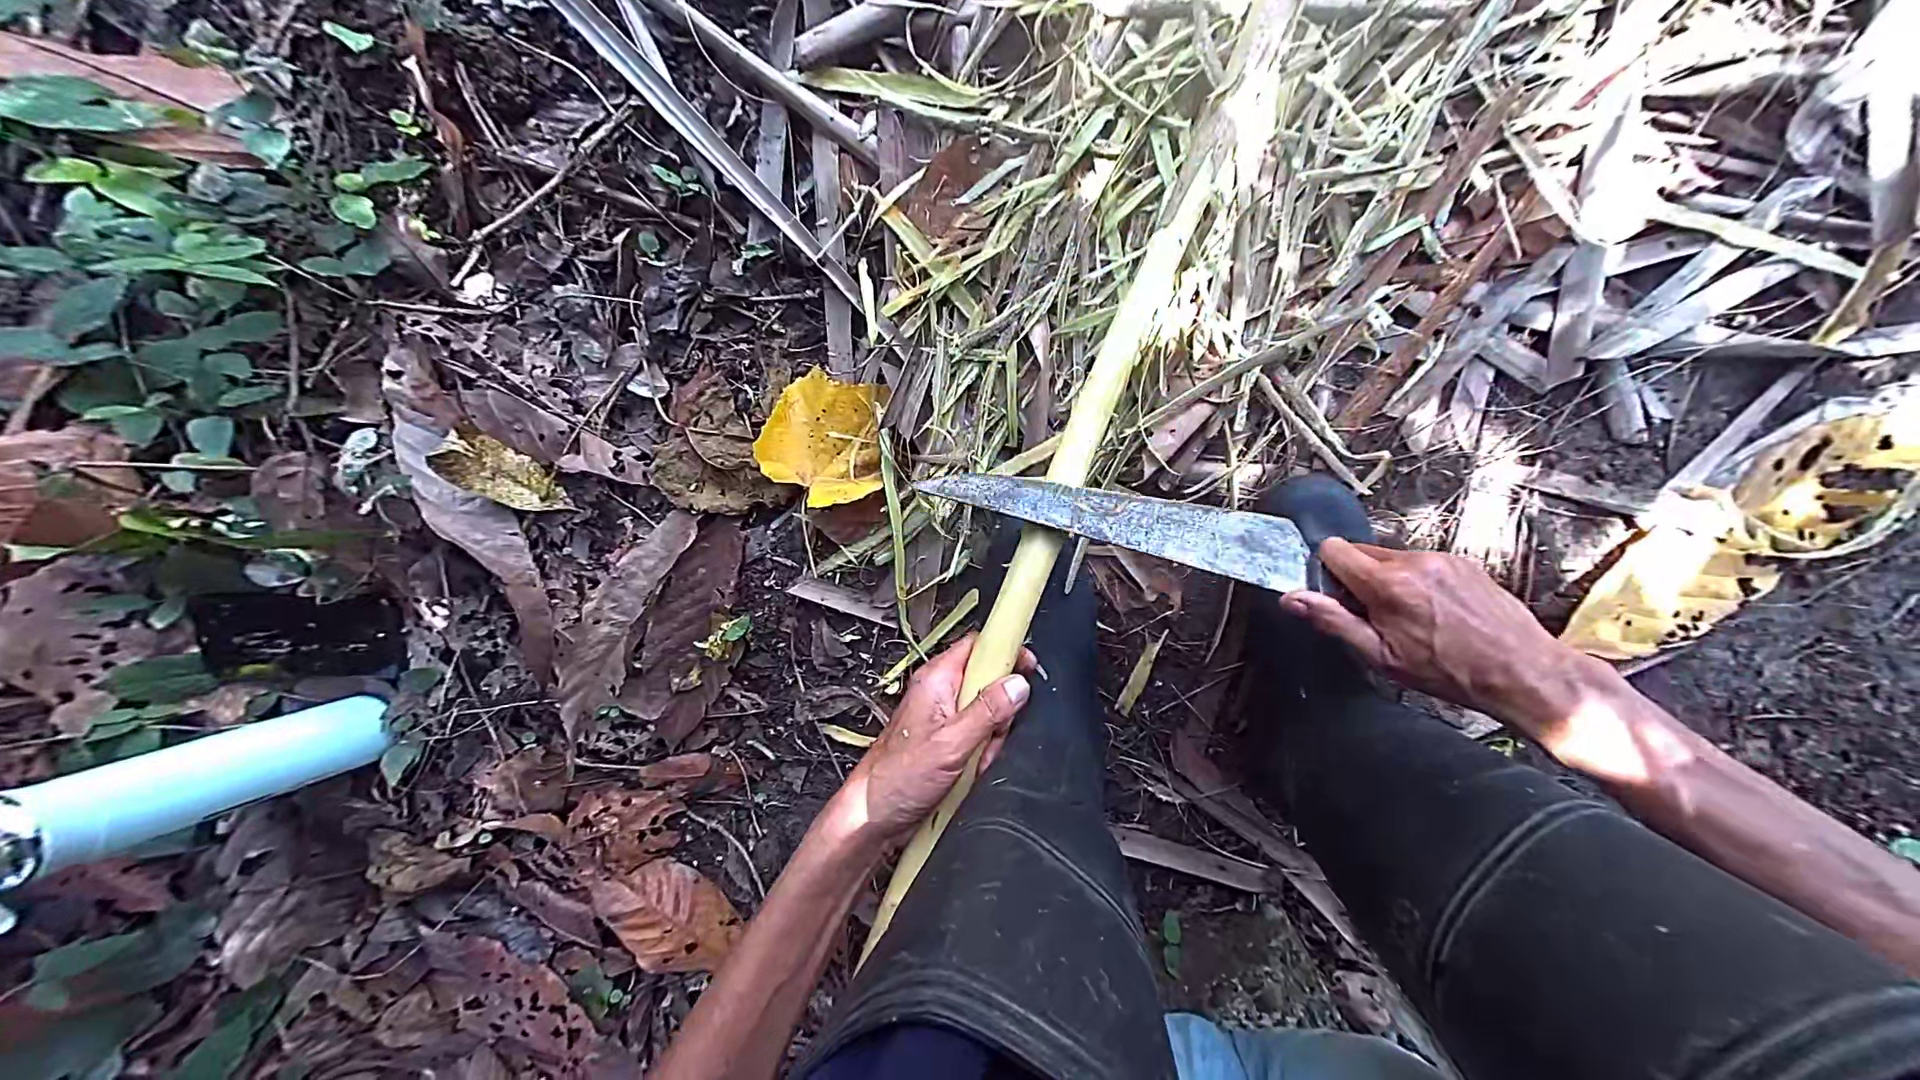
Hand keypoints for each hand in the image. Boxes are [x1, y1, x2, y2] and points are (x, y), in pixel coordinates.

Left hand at [825, 633, 1034, 849]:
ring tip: (971, 760)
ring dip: (990, 741)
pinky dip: (982, 756)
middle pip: (991, 684)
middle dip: (999, 714)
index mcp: (937, 680)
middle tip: (988, 735)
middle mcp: (941, 694)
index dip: (1006, 651)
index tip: (1027, 666)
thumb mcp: (950, 743)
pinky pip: (981, 740)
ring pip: (990, 716)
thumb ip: (987, 712)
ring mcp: (946, 719)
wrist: (873, 816)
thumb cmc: (893, 778)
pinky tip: (969, 771)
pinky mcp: (949, 742)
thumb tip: (1017, 686)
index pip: (979, 645)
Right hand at [1279, 539, 1585, 725]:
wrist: (1524, 673)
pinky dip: (1415, 581)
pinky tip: (1432, 612)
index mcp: (1388, 584)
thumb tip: (1293, 599)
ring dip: (1386, 580)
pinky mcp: (1463, 562)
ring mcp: (1443, 559)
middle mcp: (1415, 562)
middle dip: (1355, 578)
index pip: (1333, 549)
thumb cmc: (1452, 671)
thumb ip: (1332, 621)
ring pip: (1390, 557)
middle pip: (1360, 551)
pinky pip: (1420, 562)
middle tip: (1373, 615)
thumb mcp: (1381, 656)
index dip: (1326, 573)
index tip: (1338, 598)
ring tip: (1408, 618)